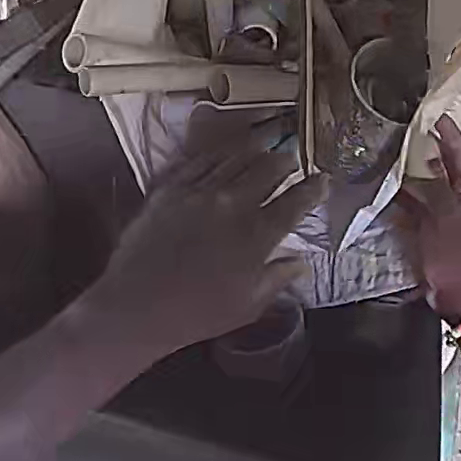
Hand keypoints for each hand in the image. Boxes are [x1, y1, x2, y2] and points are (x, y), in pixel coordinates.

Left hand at [82, 119, 325, 355]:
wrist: (138, 305)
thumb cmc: (198, 313)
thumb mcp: (248, 305)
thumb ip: (277, 278)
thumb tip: (301, 262)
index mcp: (257, 235)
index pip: (296, 202)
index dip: (314, 188)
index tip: (322, 179)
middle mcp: (232, 204)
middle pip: (267, 169)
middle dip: (285, 161)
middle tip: (290, 160)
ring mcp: (198, 192)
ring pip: (234, 158)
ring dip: (254, 150)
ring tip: (263, 147)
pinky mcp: (169, 188)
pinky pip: (198, 162)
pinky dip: (217, 154)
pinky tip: (223, 153)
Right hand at [397, 115, 460, 319]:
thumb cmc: (458, 258)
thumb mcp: (446, 219)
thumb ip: (430, 190)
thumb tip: (411, 174)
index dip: (449, 132)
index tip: (434, 113)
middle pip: (446, 166)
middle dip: (430, 147)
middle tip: (409, 129)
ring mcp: (448, 215)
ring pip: (430, 184)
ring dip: (415, 170)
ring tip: (396, 153)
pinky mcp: (434, 230)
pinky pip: (418, 205)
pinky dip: (406, 194)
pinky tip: (392, 188)